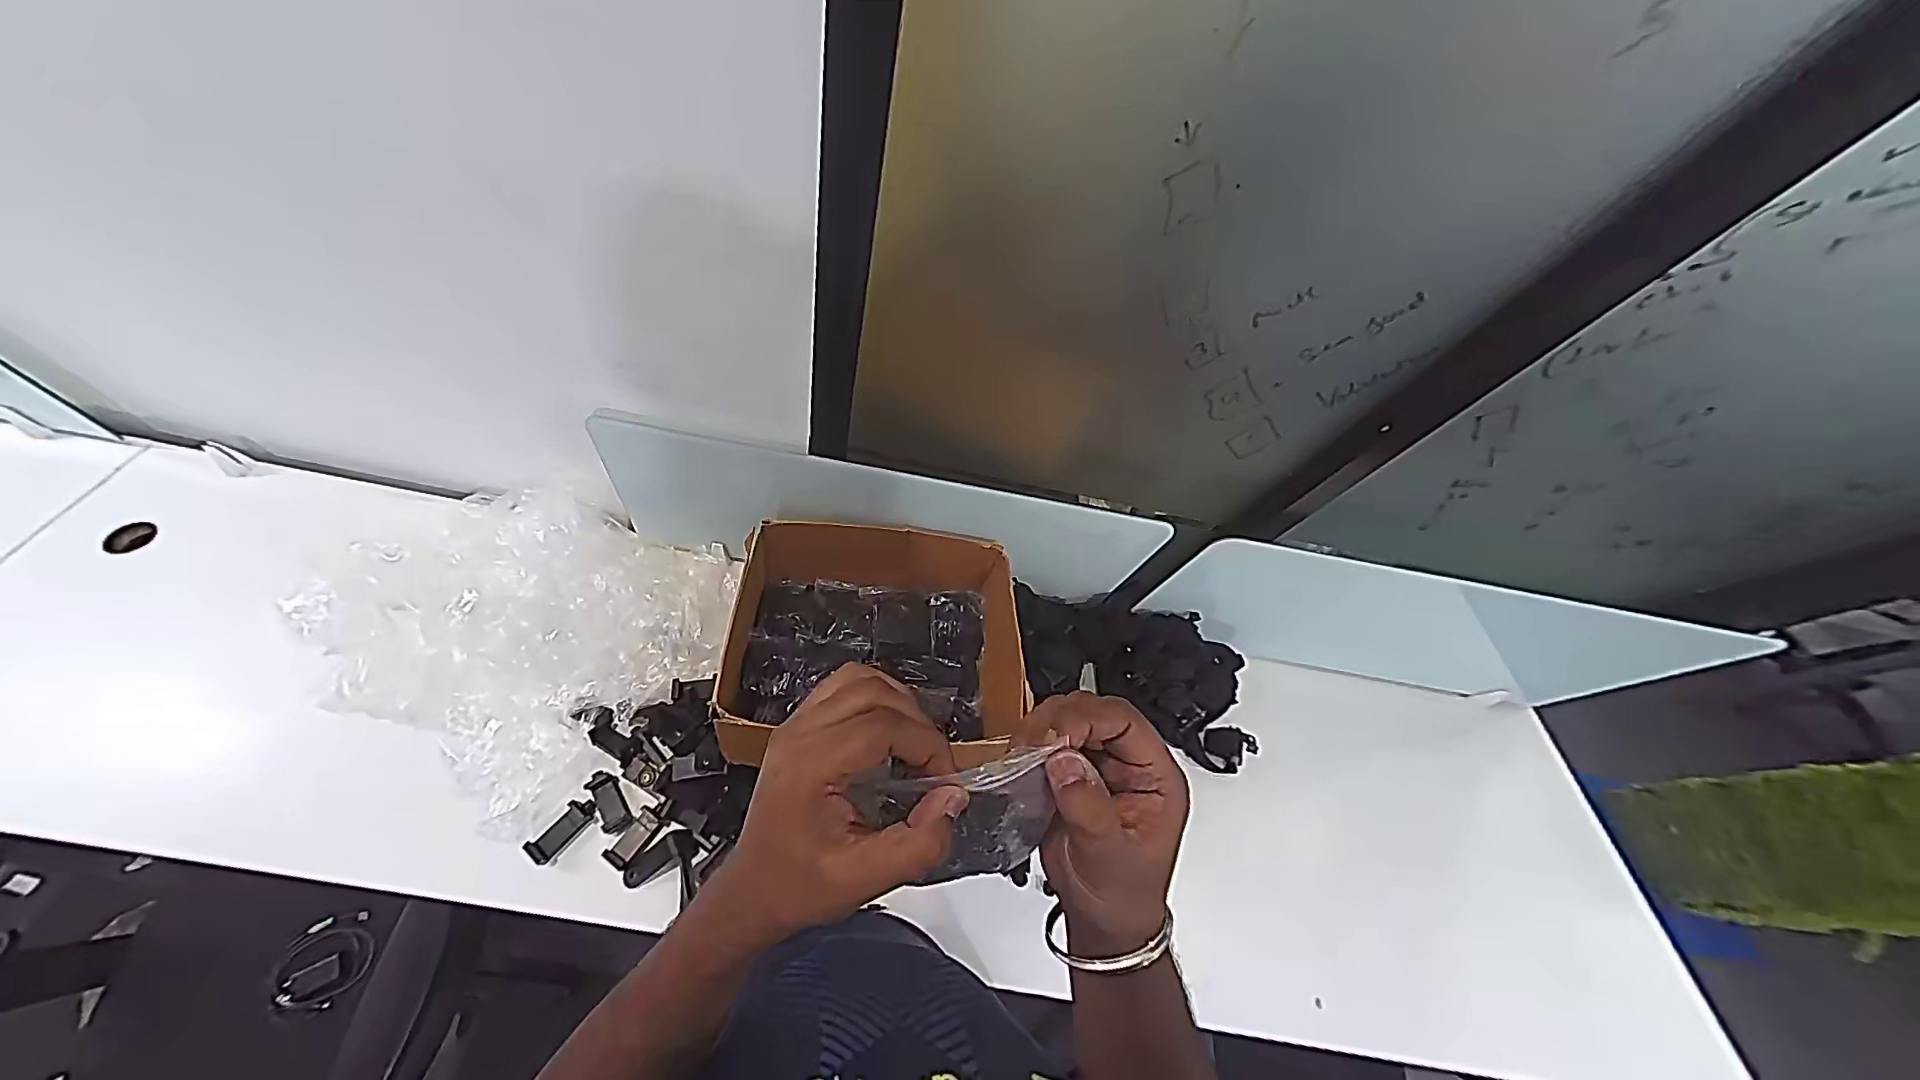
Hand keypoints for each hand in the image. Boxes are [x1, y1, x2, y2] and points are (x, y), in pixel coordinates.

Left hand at [700, 664, 969, 945]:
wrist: (753, 892)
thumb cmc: (796, 886)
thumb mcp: (865, 880)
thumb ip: (919, 845)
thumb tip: (951, 800)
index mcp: (809, 766)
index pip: (883, 725)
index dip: (927, 746)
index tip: (943, 779)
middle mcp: (799, 735)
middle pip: (874, 692)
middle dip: (918, 723)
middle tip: (933, 764)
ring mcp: (796, 726)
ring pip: (859, 679)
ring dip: (898, 702)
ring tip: (914, 744)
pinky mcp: (800, 727)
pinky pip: (843, 687)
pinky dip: (876, 698)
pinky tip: (888, 733)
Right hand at [1018, 692, 1188, 955]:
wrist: (1102, 918)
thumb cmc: (1122, 895)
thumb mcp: (1110, 856)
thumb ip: (1089, 808)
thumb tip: (1065, 762)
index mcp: (1154, 775)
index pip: (1123, 722)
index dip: (1087, 719)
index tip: (1055, 738)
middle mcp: (1127, 762)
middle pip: (1093, 712)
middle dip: (1058, 721)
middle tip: (1032, 744)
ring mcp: (1098, 764)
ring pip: (1067, 719)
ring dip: (1040, 730)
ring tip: (1024, 754)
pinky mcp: (1069, 771)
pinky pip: (1047, 741)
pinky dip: (1029, 746)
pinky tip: (1020, 761)